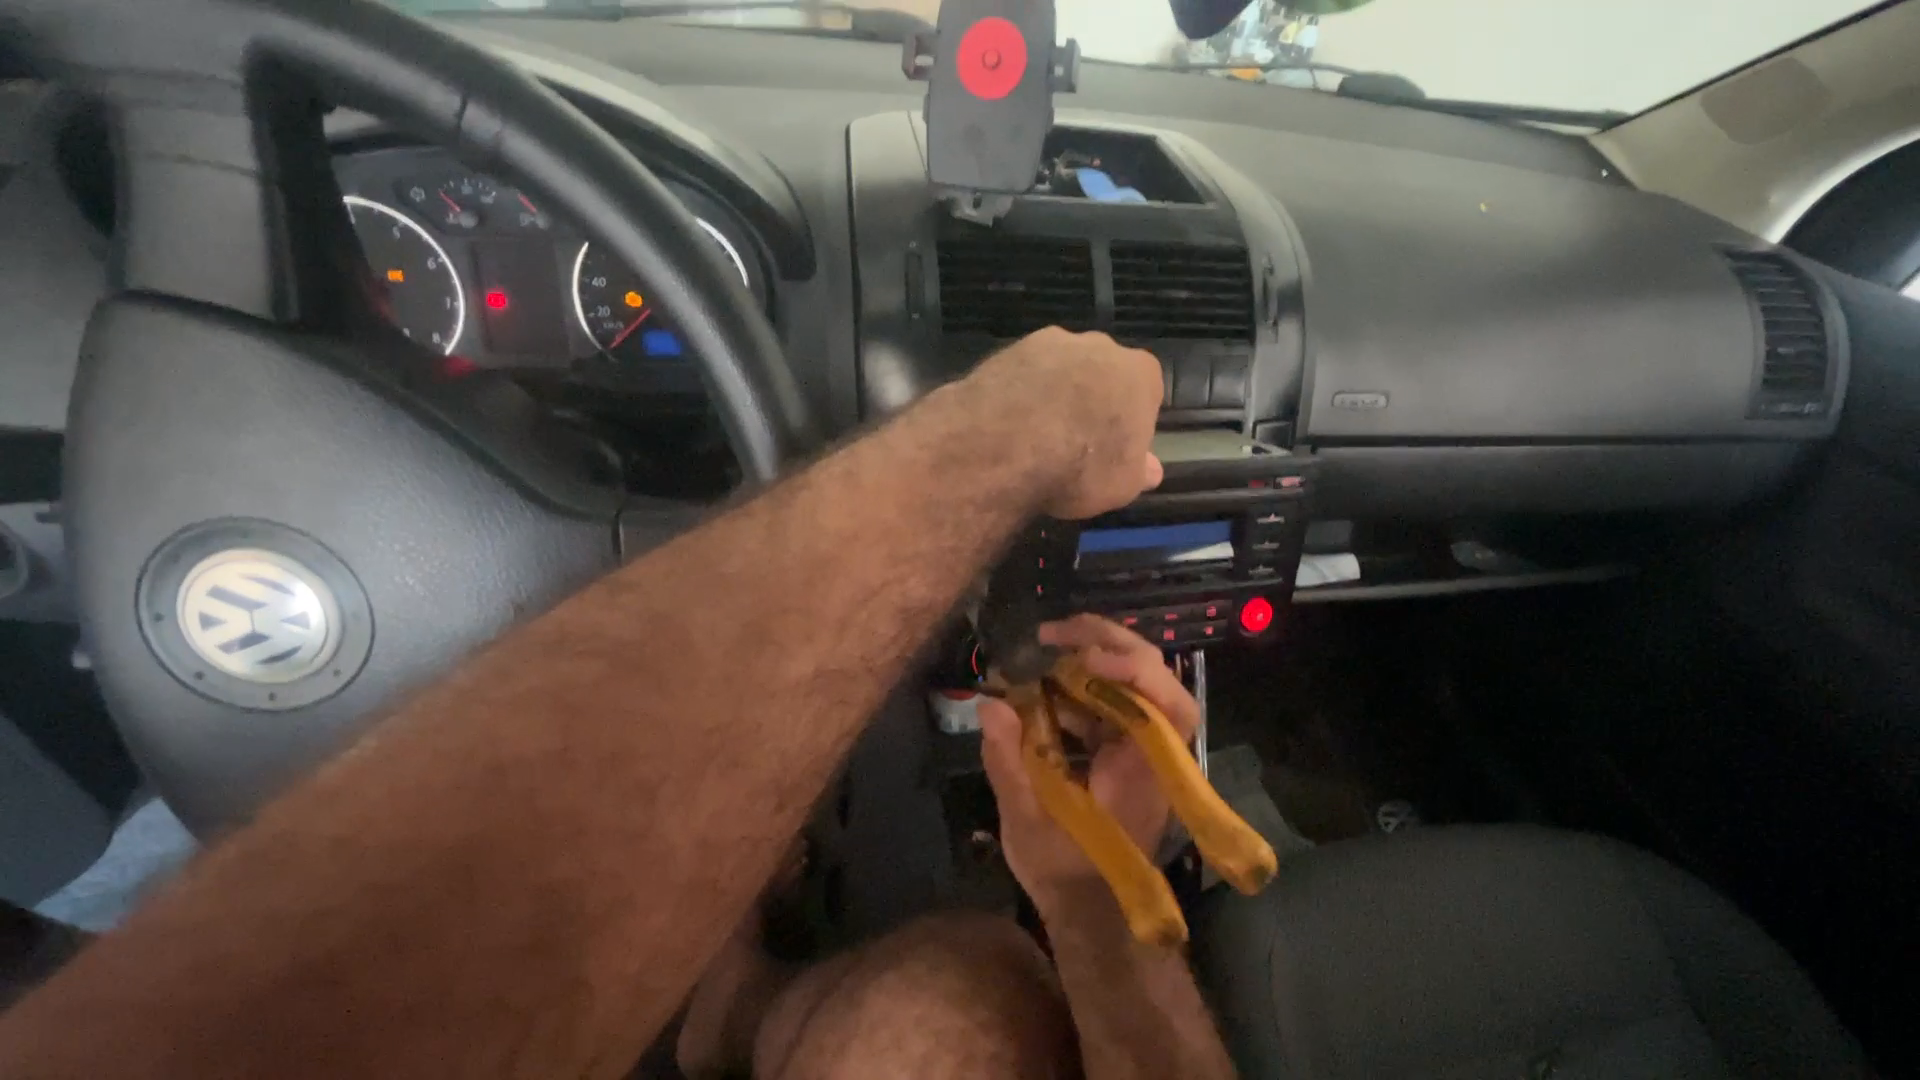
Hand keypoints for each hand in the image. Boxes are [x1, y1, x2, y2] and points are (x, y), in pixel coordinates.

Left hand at [964, 327, 1163, 519]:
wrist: (1007, 447)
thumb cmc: (1082, 468)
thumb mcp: (1123, 485)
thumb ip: (1140, 471)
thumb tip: (1150, 469)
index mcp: (1140, 373)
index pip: (1145, 394)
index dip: (1130, 422)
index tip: (1114, 448)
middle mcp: (1100, 346)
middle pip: (1103, 374)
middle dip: (1093, 400)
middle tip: (1075, 440)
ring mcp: (1051, 342)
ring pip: (1061, 369)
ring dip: (1054, 393)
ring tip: (1035, 434)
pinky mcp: (1009, 349)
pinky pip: (1024, 373)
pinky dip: (1021, 392)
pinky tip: (1009, 423)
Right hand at [978, 616, 1199, 908]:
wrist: (1086, 905)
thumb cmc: (1065, 870)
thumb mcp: (1026, 821)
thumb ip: (1008, 762)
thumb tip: (990, 705)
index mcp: (1144, 768)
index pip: (1168, 705)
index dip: (1136, 670)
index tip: (1086, 657)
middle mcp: (1150, 748)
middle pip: (1151, 676)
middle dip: (1106, 642)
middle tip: (1052, 632)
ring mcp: (1135, 745)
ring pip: (1128, 681)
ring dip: (1088, 654)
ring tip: (1041, 644)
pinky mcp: (1117, 747)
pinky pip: (1104, 699)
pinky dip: (1074, 682)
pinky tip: (1037, 680)